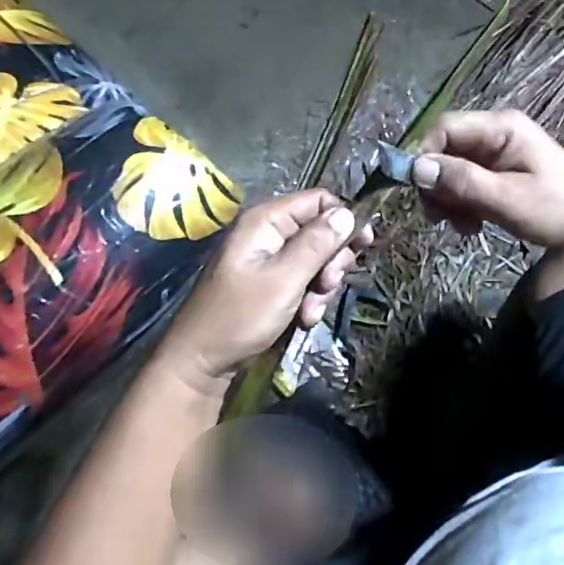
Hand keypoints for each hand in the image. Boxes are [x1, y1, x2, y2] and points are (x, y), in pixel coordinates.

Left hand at [161, 189, 373, 389]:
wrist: (201, 363)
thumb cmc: (239, 317)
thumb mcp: (284, 279)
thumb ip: (317, 244)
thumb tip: (349, 213)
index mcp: (267, 221)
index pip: (319, 200)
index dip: (344, 219)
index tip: (363, 245)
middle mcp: (270, 232)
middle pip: (322, 230)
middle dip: (332, 259)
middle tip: (329, 284)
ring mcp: (271, 257)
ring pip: (318, 258)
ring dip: (323, 284)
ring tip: (311, 309)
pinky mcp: (273, 280)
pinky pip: (306, 278)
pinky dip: (311, 297)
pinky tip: (304, 317)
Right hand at [410, 110, 563, 247]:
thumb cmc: (556, 209)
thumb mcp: (506, 199)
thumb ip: (462, 182)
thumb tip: (416, 169)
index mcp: (502, 127)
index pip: (445, 128)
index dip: (425, 157)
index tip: (420, 193)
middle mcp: (497, 133)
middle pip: (446, 149)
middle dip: (438, 184)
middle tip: (441, 218)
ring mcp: (498, 153)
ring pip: (452, 169)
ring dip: (450, 199)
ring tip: (464, 226)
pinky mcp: (499, 173)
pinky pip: (467, 182)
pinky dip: (463, 204)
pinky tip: (473, 225)